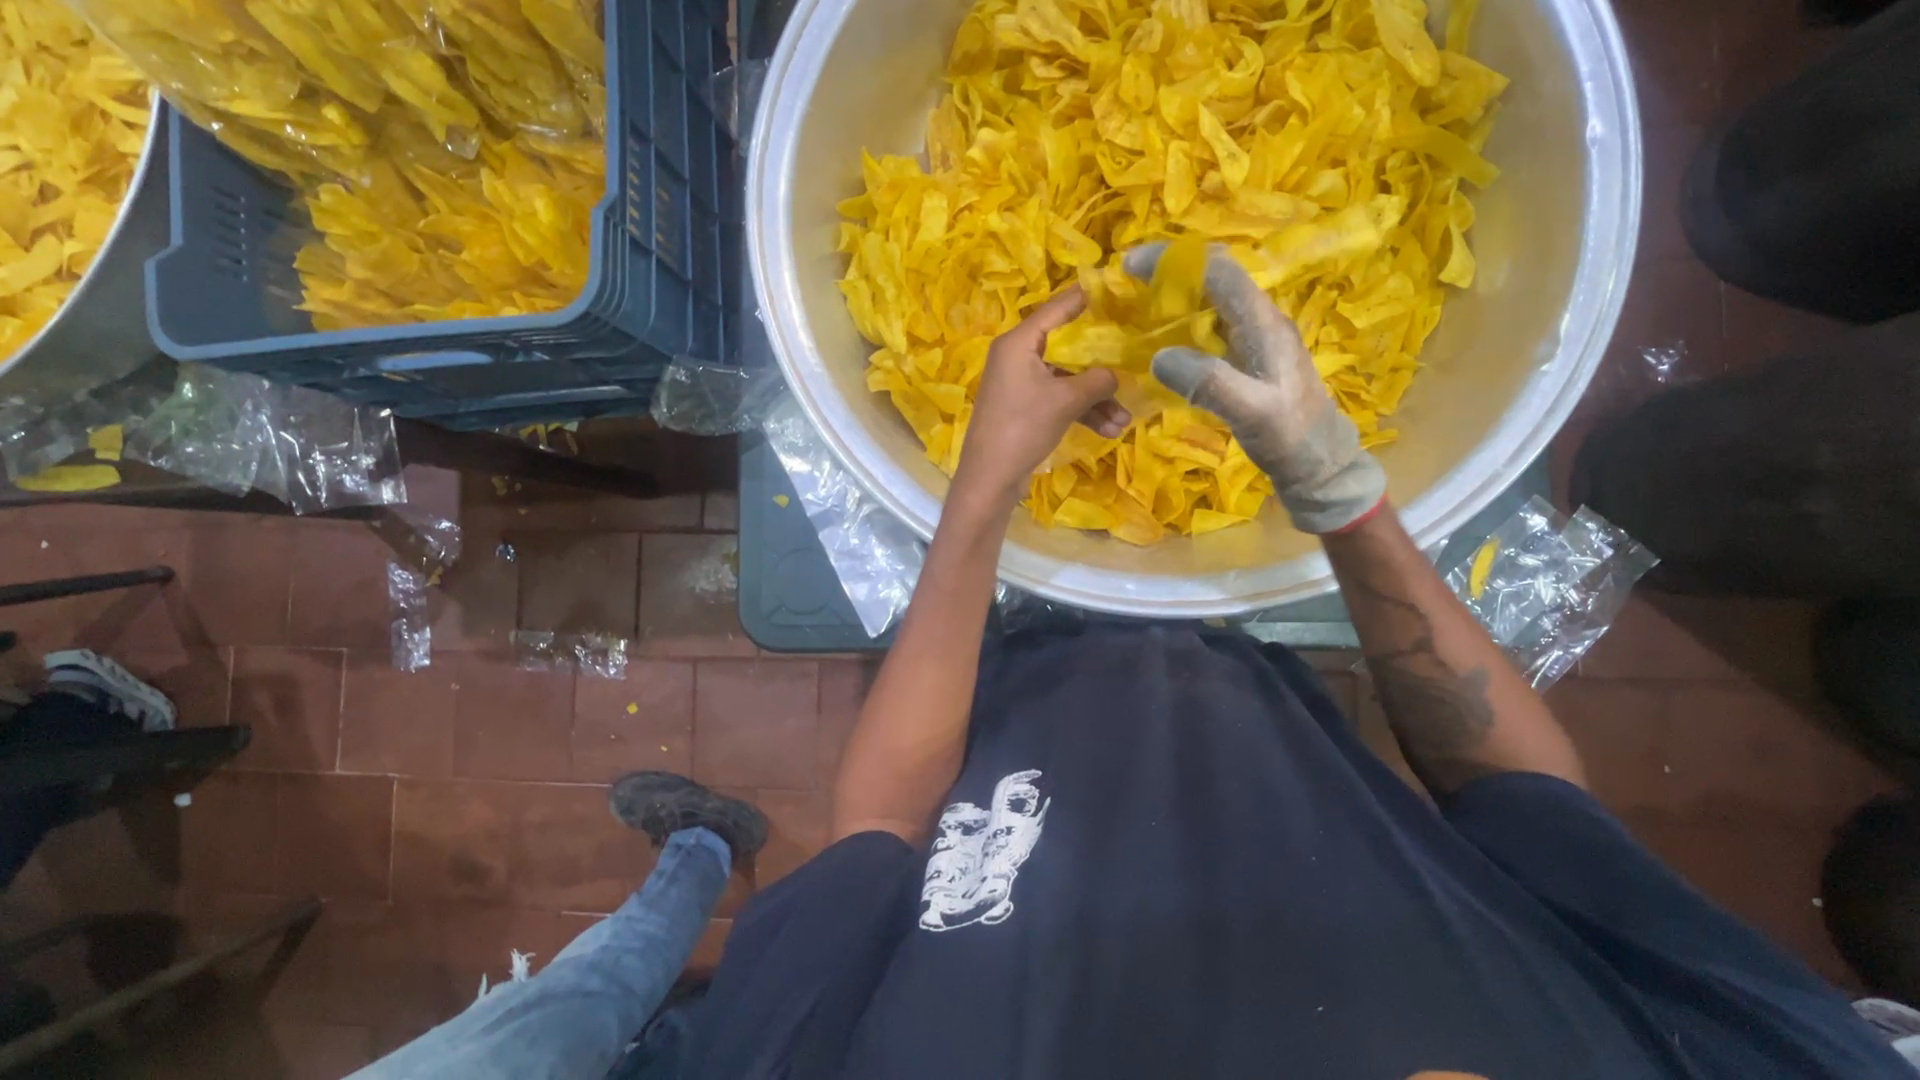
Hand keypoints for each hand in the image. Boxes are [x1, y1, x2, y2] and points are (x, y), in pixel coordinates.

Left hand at [953, 287, 1130, 503]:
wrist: (990, 478)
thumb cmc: (1023, 427)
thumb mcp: (1065, 401)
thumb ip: (1096, 380)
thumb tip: (1116, 375)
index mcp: (1019, 342)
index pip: (1057, 308)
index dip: (1086, 299)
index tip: (1115, 290)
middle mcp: (1017, 356)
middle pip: (1067, 349)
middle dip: (1101, 368)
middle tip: (1132, 363)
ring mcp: (1019, 384)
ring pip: (1066, 381)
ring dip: (1096, 400)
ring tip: (1123, 421)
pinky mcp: (1023, 409)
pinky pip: (1058, 400)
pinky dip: (1081, 413)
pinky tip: (1108, 430)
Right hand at [1125, 243, 1386, 533]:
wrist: (1321, 464)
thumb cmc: (1290, 436)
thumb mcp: (1250, 411)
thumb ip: (1208, 381)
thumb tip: (1159, 357)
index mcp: (1263, 322)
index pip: (1217, 269)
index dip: (1173, 260)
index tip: (1130, 266)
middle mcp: (1261, 320)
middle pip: (1213, 278)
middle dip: (1169, 275)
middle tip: (1128, 290)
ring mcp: (1257, 338)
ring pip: (1212, 301)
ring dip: (1175, 299)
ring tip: (1138, 314)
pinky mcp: (1251, 358)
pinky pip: (1212, 328)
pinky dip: (1183, 326)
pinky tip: (1163, 347)